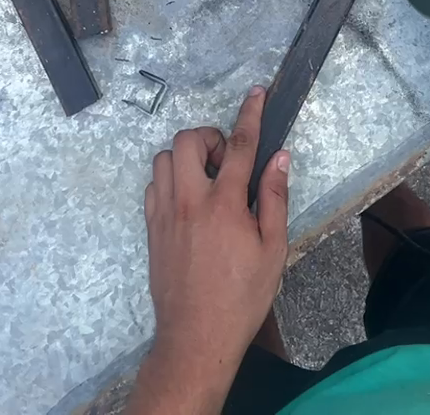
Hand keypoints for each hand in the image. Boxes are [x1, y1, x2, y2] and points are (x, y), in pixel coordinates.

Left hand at [130, 86, 290, 414]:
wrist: (196, 337)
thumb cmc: (242, 295)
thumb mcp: (273, 249)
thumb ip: (275, 197)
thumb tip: (279, 156)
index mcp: (224, 203)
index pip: (239, 144)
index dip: (250, 113)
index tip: (256, 92)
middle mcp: (189, 199)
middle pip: (187, 140)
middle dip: (208, 137)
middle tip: (225, 160)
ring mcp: (164, 212)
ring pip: (164, 157)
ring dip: (186, 157)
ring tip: (206, 179)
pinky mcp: (151, 227)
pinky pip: (152, 183)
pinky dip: (169, 178)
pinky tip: (187, 199)